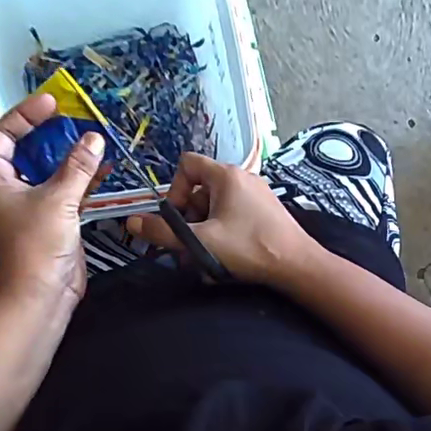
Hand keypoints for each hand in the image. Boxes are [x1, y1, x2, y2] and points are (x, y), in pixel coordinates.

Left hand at [0, 93, 107, 303]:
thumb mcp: (58, 199)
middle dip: (49, 135)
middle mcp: (7, 189)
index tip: (50, 103)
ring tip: (91, 140)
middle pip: (25, 151)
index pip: (1, 135)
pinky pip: (64, 191)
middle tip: (72, 118)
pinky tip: (101, 168)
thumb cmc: (37, 245)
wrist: (43, 293)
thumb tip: (93, 138)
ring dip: (69, 157)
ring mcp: (29, 206)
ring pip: (48, 171)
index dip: (24, 116)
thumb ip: (77, 166)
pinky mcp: (51, 220)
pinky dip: (80, 179)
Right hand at [123, 153, 321, 285]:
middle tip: (191, 245)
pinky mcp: (266, 212)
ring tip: (209, 257)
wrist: (297, 266)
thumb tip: (133, 223)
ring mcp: (257, 195)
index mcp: (226, 176)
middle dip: (190, 218)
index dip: (175, 190)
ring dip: (206, 231)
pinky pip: (234, 217)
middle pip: (200, 190)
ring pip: (216, 207)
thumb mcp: (200, 242)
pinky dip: (224, 234)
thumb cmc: (250, 249)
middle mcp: (243, 178)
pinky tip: (228, 259)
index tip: (178, 218)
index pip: (187, 164)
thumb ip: (163, 233)